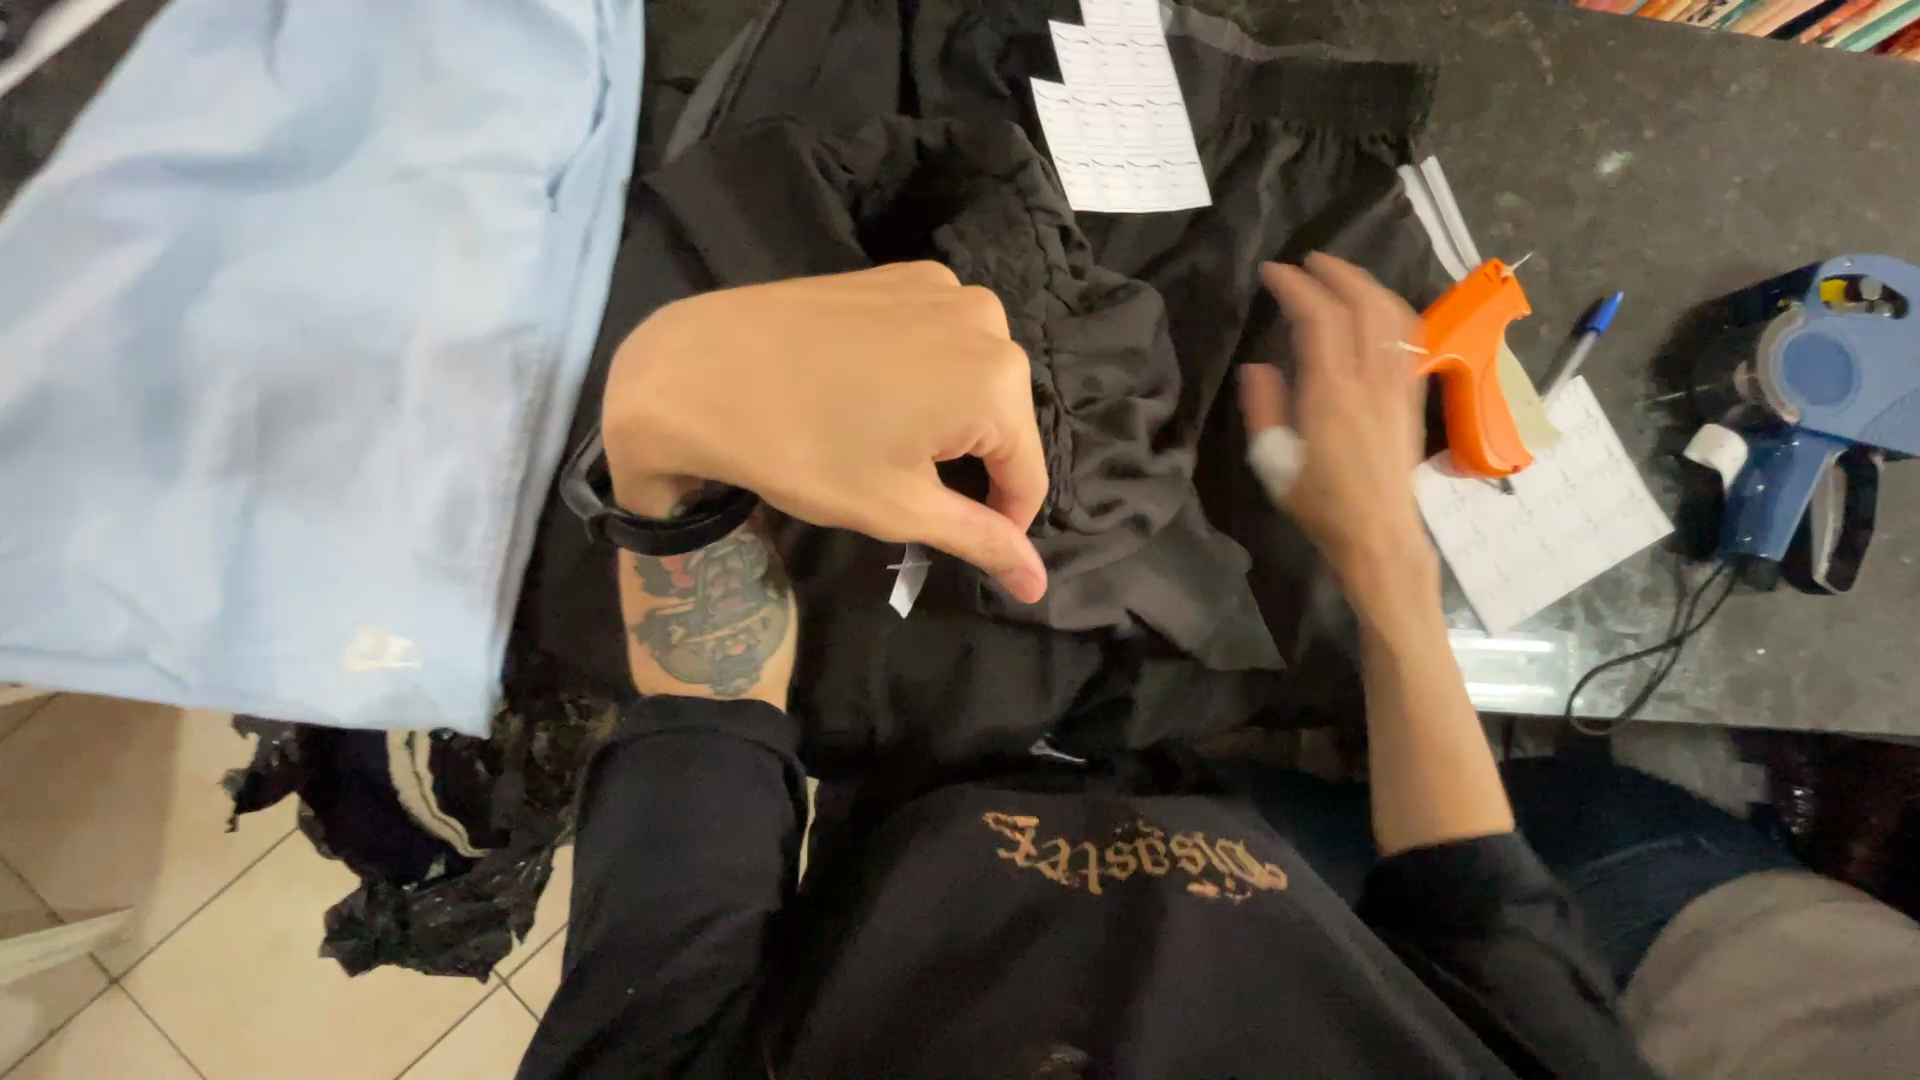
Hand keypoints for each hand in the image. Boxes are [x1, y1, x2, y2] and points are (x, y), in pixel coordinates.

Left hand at [601, 262, 1049, 602]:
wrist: (695, 370)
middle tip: (907, 491)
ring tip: (884, 442)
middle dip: (970, 467)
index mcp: (997, 380)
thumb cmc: (803, 450)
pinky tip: (871, 393)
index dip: (1003, 523)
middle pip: (1003, 422)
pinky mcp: (900, 275)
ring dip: (947, 420)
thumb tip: (1038, 584)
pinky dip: (923, 377)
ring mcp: (941, 288)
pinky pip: (940, 341)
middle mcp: (986, 321)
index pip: (1028, 475)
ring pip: (973, 379)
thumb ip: (981, 540)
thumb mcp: (900, 507)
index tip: (966, 544)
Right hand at [1237, 253, 1435, 606]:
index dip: (1296, 287)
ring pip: (1391, 314)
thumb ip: (1264, 407)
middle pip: (1362, 305)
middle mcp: (1368, 380)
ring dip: (1365, 285)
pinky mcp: (1410, 394)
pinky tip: (1376, 308)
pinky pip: (1407, 336)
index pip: (1319, 320)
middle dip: (1335, 273)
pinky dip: (1390, 309)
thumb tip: (1257, 366)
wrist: (1376, 530)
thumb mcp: (1273, 461)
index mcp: (1329, 394)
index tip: (1272, 273)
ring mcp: (1396, 384)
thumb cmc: (1317, 501)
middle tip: (1307, 262)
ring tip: (1340, 276)